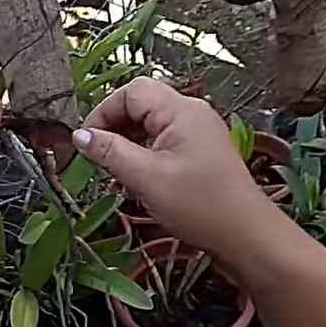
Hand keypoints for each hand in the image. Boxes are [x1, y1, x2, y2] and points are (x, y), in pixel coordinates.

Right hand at [72, 78, 277, 259]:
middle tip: (99, 159)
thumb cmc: (198, 204)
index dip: (104, 112)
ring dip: (127, 144)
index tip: (87, 143)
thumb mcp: (146, 177)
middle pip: (141, 105)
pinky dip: (143, 155)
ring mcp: (197, 132)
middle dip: (114, 129)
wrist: (246, 234)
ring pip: (150, 125)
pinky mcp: (200, 151)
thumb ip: (109, 152)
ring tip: (116, 174)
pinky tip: (136, 180)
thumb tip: (79, 135)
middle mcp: (190, 113)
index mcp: (180, 110)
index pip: (131, 92)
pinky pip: (163, 142)